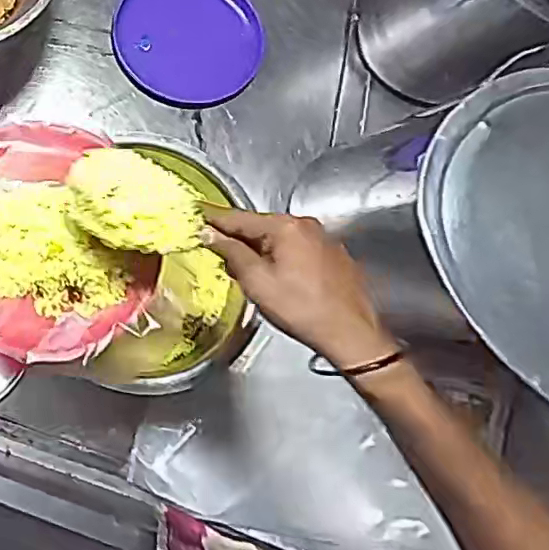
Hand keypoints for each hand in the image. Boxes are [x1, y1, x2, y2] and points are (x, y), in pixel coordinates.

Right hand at [202, 206, 395, 367]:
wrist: (351, 334)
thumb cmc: (302, 309)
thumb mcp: (257, 282)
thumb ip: (231, 252)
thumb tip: (210, 234)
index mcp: (286, 227)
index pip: (239, 218)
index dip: (214, 220)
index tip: (197, 215)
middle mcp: (306, 225)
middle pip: (259, 226)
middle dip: (238, 239)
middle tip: (217, 254)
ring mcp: (323, 239)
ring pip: (279, 238)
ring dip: (259, 250)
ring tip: (246, 272)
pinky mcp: (332, 255)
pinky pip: (296, 248)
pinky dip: (279, 257)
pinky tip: (276, 278)